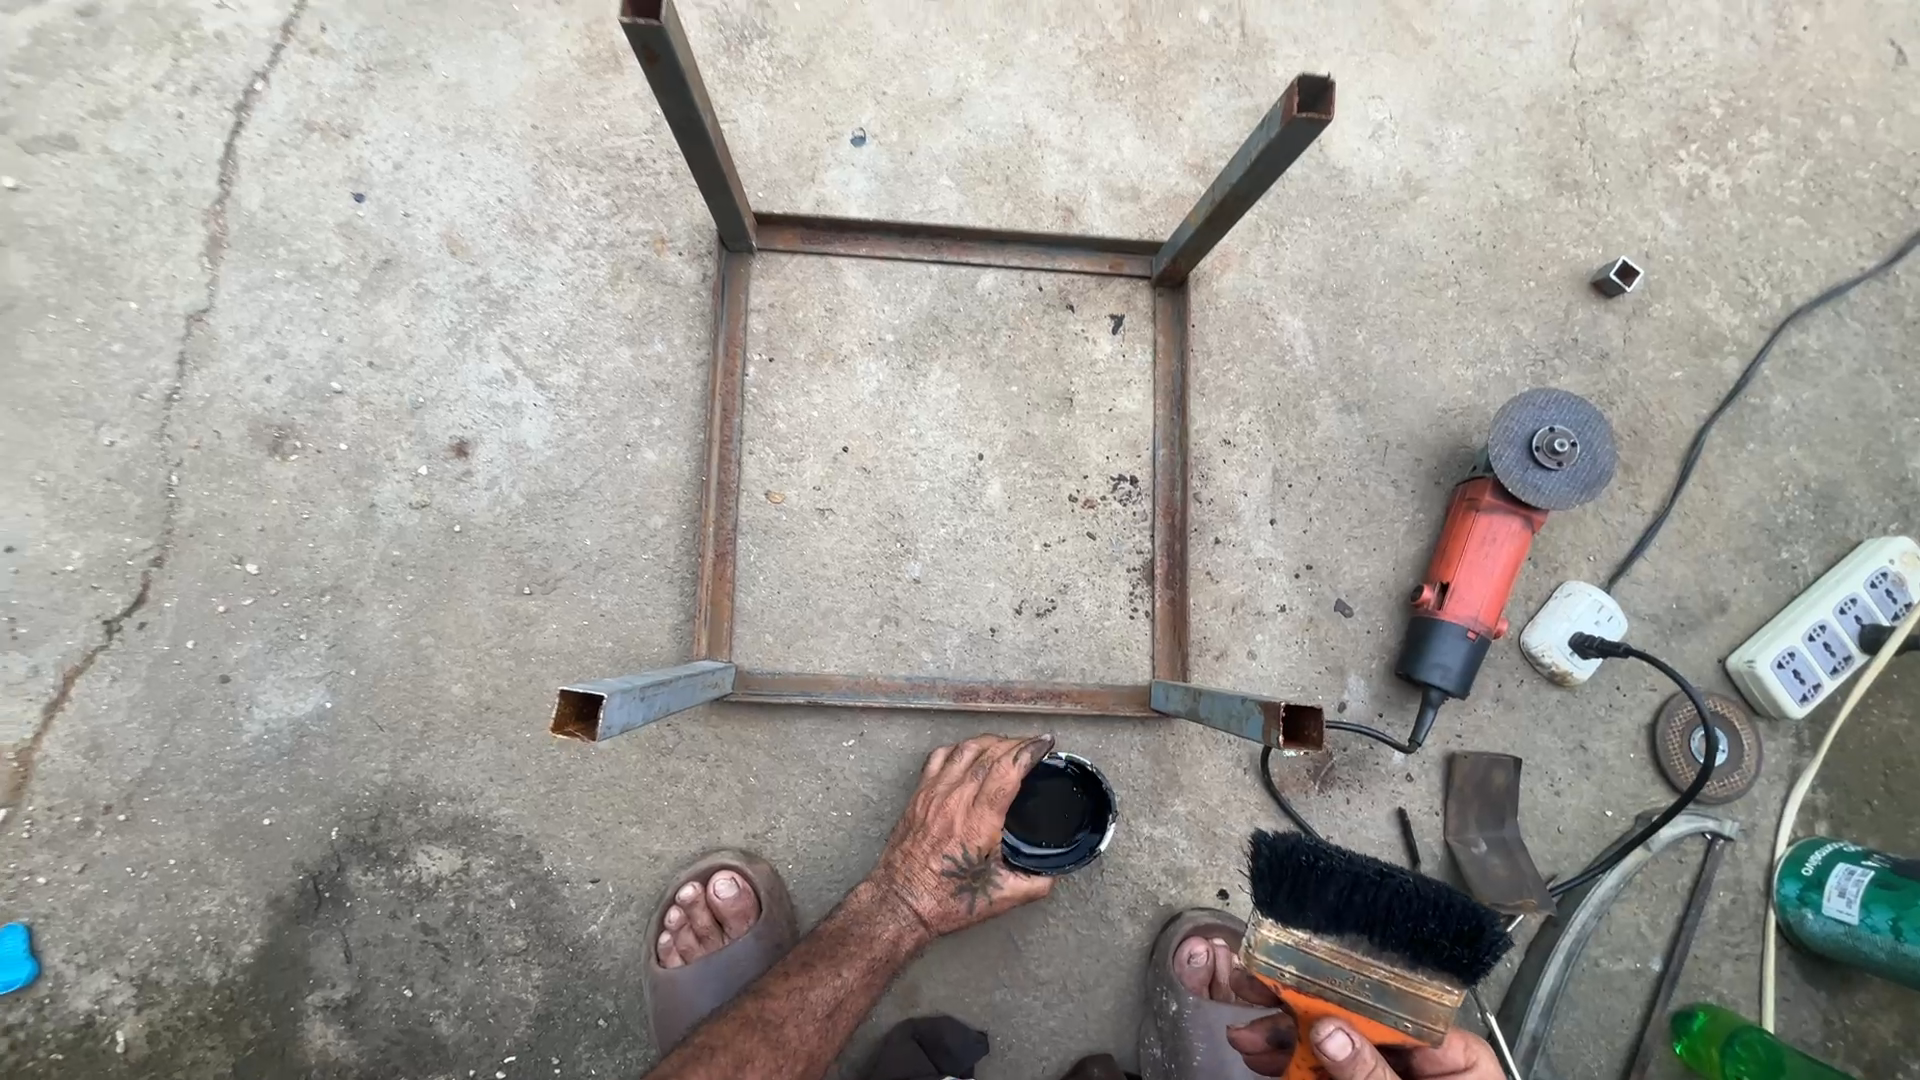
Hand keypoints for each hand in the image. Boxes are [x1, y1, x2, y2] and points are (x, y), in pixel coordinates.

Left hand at [867, 734, 1056, 939]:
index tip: (1045, 744)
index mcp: (978, 823)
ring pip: (965, 749)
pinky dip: (960, 747)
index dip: (1029, 751)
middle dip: (1017, 742)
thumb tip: (1054, 871)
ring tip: (1007, 744)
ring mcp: (934, 793)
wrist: (900, 902)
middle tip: (1033, 744)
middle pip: (990, 753)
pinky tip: (970, 752)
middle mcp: (955, 801)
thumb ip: (1034, 883)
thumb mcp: (1000, 898)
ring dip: (991, 741)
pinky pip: (940, 756)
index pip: (1007, 770)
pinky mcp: (919, 794)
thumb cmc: (944, 900)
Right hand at [1225, 969, 1503, 1078]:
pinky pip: (1330, 1071)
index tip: (1280, 973)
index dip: (1331, 985)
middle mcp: (1422, 1055)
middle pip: (1350, 1017)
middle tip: (1245, 995)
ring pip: (1332, 1043)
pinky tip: (1261, 1062)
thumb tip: (1325, 1027)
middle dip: (1293, 1012)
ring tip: (1243, 1041)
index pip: (1386, 1001)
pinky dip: (1295, 1066)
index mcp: (1451, 1052)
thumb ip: (1372, 1077)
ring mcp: (1393, 1074)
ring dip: (1283, 1041)